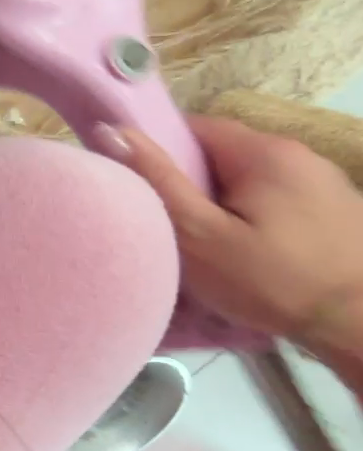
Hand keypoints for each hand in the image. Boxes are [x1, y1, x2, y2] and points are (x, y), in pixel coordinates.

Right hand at [99, 115, 362, 359]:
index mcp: (266, 153)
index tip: (129, 182)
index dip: (153, 148)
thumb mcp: (196, 231)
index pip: (194, 127)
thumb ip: (156, 178)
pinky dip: (238, 213)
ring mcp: (321, 182)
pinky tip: (230, 246)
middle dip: (182, 180)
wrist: (358, 323)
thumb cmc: (267, 278)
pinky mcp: (329, 208)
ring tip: (190, 237)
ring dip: (210, 199)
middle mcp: (299, 156)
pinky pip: (265, 197)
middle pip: (218, 153)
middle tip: (156, 219)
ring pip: (241, 178)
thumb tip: (112, 130)